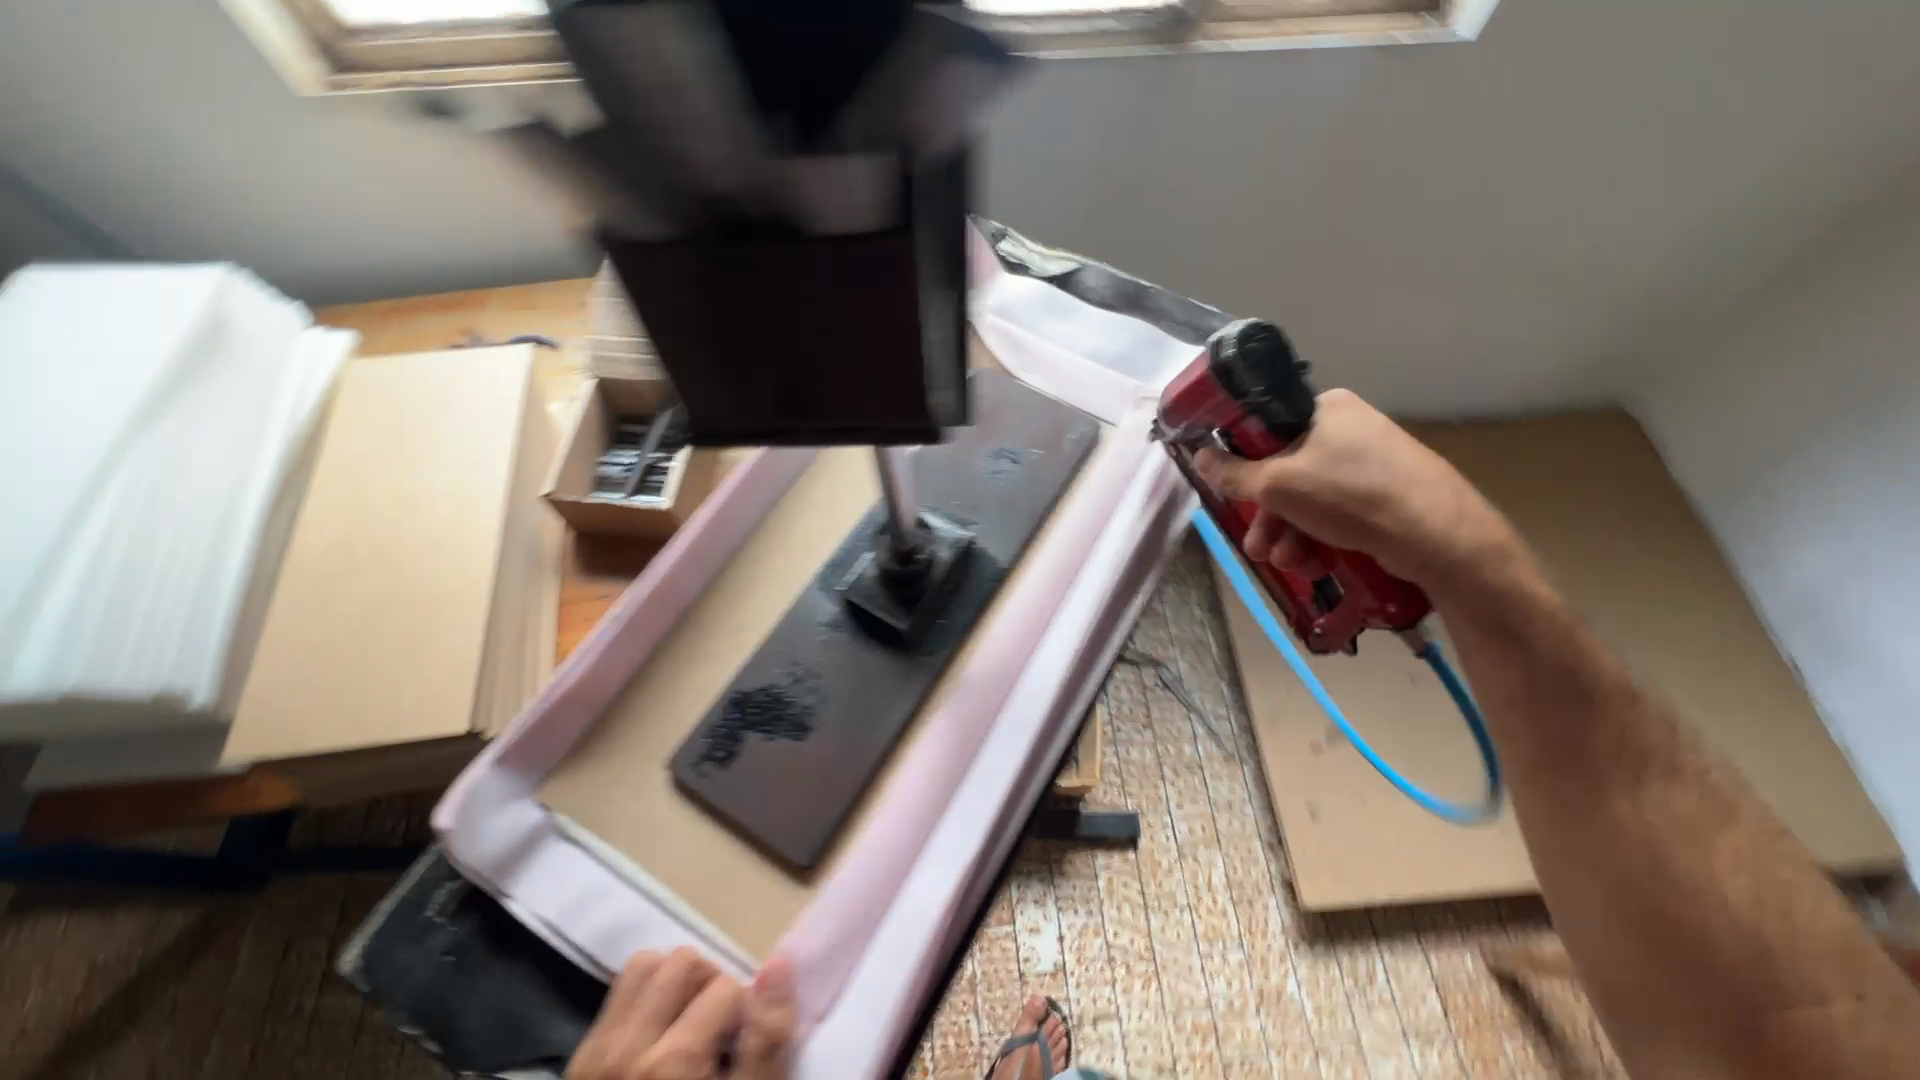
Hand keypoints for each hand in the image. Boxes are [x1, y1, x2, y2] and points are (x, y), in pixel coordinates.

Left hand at [568, 948, 795, 1079]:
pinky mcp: (579, 1062)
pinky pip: (619, 993)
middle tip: (720, 1036)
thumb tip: (778, 966)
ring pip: (646, 966)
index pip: (727, 988)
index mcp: (671, 1067)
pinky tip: (662, 1038)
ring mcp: (595, 1054)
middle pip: (683, 962)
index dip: (746, 1018)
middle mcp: (625, 1050)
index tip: (741, 1056)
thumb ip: (767, 1042)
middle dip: (712, 988)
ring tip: (692, 1028)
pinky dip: (647, 998)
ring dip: (677, 984)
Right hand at [1194, 388, 1519, 592]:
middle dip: (1268, 515)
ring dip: (1288, 534)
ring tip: (1285, 562)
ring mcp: (1372, 463)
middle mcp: (1349, 428)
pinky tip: (1313, 564)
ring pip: (1309, 499)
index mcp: (1326, 407)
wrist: (1439, 535)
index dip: (1243, 462)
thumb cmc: (1350, 494)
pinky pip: (1337, 514)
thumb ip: (1233, 474)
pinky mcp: (1387, 496)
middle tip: (1256, 546)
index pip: (1268, 428)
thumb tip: (1199, 456)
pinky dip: (1318, 537)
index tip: (1233, 492)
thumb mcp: (1278, 484)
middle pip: (1286, 471)